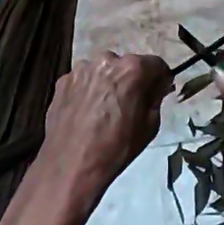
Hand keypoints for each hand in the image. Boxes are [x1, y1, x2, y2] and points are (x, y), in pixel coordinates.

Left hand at [39, 52, 171, 189]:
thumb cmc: (117, 146)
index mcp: (132, 68)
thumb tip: (156, 86)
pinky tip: (87, 112)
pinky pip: (84, 81)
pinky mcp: (63, 81)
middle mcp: (106, 60)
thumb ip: (155, 98)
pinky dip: (89, 90)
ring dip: (108, 83)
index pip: (156, 64)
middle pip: (126, 65)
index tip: (159, 91)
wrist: (72, 164)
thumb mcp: (150, 125)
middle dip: (132, 80)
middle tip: (130, 103)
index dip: (160, 78)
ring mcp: (81, 69)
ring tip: (105, 109)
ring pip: (103, 71)